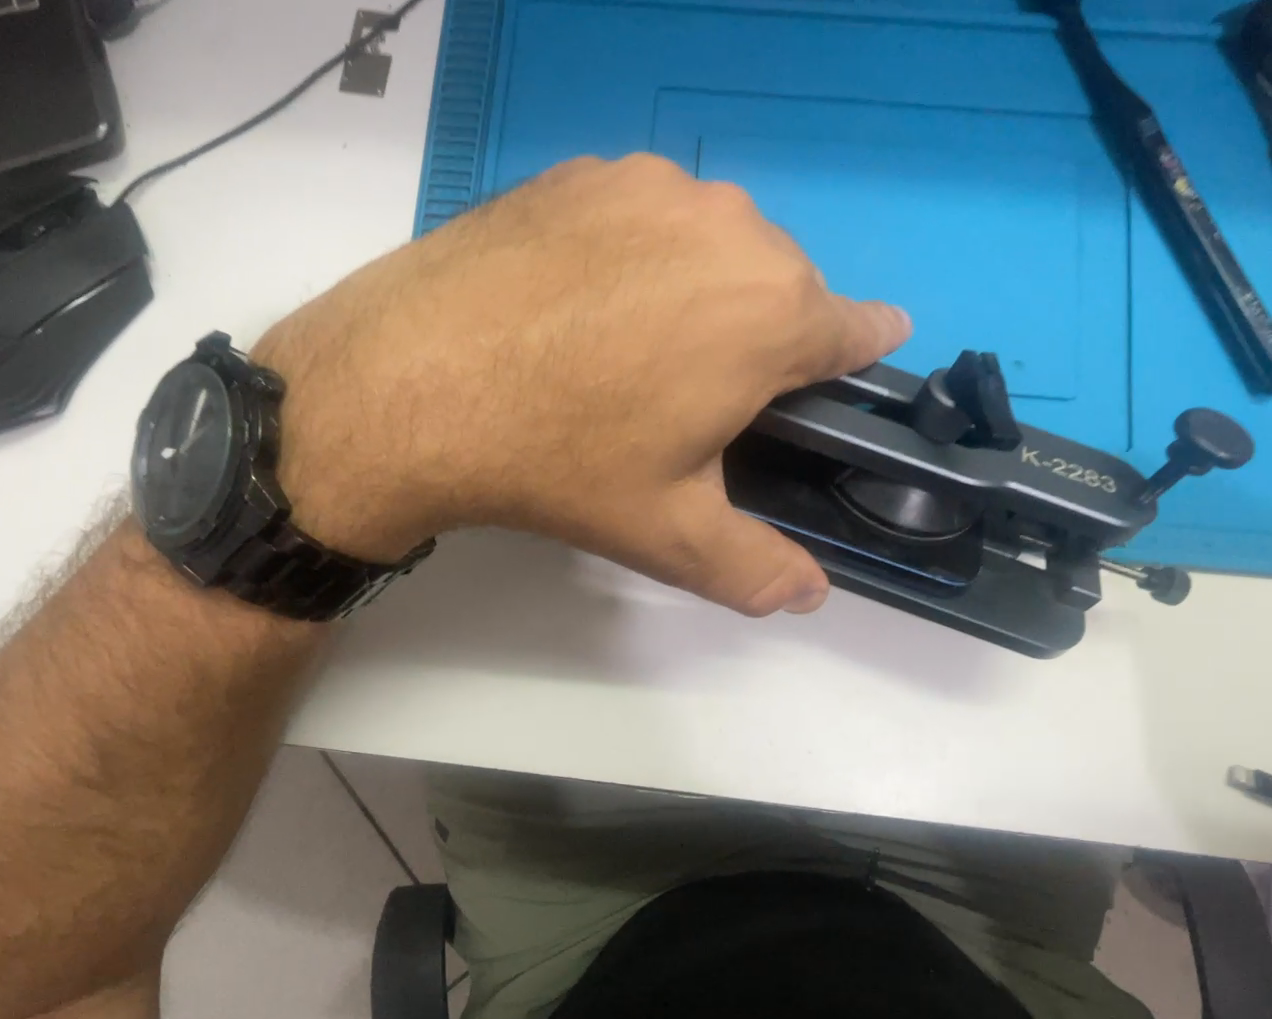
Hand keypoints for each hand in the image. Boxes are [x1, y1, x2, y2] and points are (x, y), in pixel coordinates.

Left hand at [253, 154, 910, 615]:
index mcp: (773, 311)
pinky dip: (632, 253)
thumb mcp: (668, 533)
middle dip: (756, 336)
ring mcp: (650, 186)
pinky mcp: (583, 172)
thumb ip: (756, 568)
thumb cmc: (560, 460)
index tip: (820, 384)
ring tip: (623, 348)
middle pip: (781, 285)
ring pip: (712, 244)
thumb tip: (810, 594)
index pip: (859, 328)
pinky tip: (576, 301)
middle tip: (685, 394)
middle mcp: (729, 226)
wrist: (412, 384)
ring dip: (696, 289)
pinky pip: (642, 217)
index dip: (846, 362)